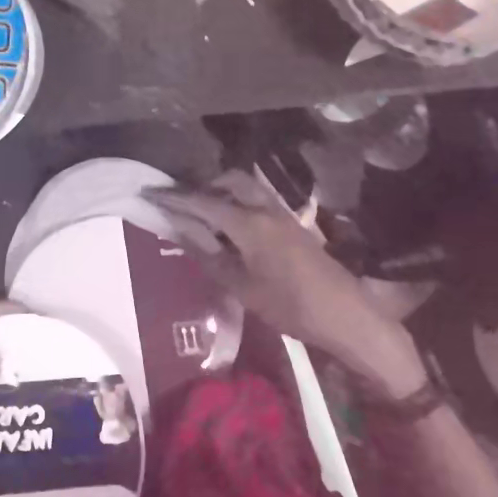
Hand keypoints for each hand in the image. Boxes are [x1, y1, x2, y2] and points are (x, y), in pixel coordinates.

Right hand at [146, 172, 426, 398]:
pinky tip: (231, 226)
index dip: (173, 198)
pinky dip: (239, 202)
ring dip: (223, 191)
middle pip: (229, 180)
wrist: (347, 316)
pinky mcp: (293, 224)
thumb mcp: (240, 286)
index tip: (149, 194)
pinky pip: (259, 199)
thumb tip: (180, 230)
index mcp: (248, 223)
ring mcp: (283, 214)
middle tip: (181, 204)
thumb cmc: (289, 306)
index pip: (202, 202)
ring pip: (247, 187)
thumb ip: (207, 254)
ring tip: (204, 214)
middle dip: (202, 186)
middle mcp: (265, 209)